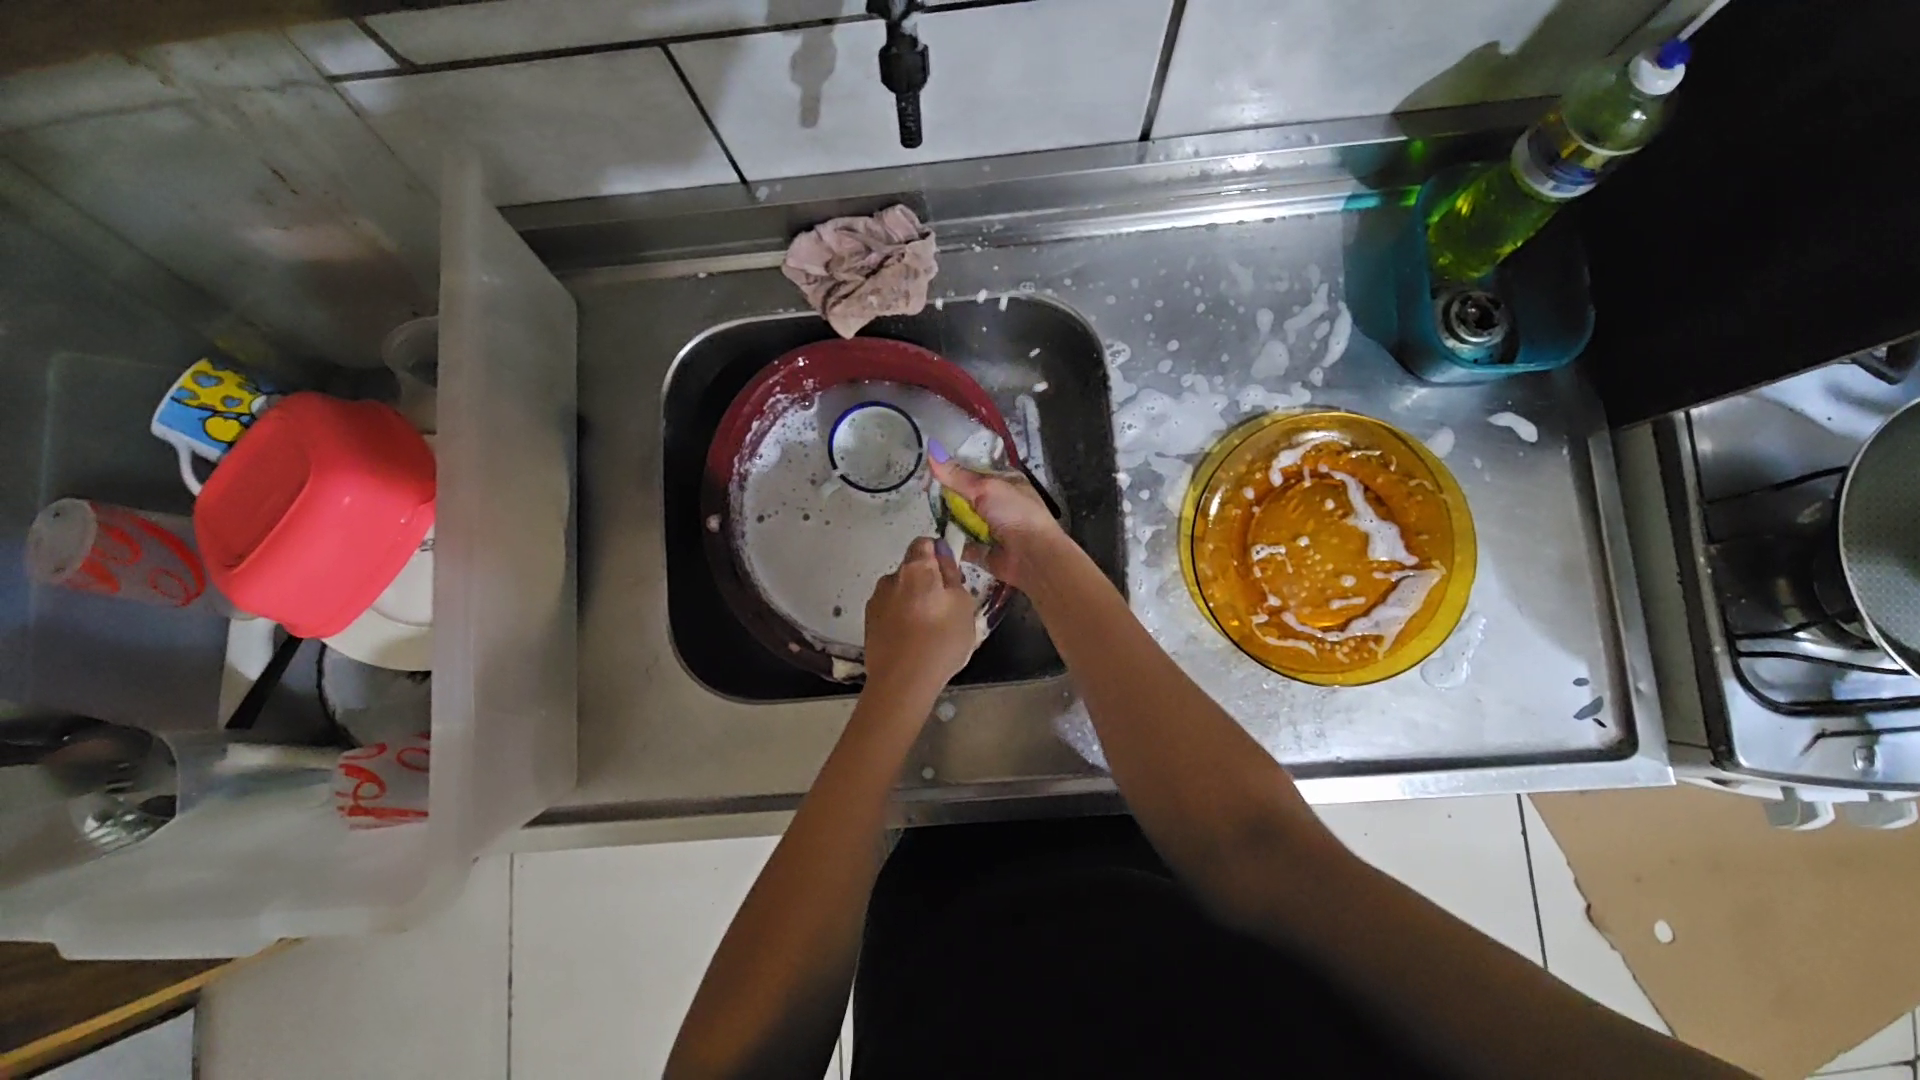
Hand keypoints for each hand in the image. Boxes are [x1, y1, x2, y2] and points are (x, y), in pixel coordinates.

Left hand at [863, 537, 978, 696]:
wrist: (902, 681)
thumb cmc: (940, 641)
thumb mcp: (964, 606)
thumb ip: (953, 577)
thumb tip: (943, 557)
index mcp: (915, 569)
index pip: (924, 543)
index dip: (938, 553)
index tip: (950, 574)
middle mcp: (890, 578)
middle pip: (911, 570)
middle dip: (926, 582)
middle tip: (945, 607)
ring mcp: (876, 601)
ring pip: (899, 592)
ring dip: (912, 601)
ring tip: (928, 630)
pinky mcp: (868, 624)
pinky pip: (890, 612)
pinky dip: (900, 619)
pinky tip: (912, 641)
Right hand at [928, 446, 1065, 590]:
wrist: (1033, 556)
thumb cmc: (1015, 514)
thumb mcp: (986, 488)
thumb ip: (957, 475)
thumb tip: (931, 450)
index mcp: (1004, 480)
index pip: (973, 469)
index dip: (951, 468)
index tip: (929, 470)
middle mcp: (997, 501)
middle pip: (963, 494)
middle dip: (945, 495)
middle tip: (924, 493)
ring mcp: (989, 526)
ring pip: (960, 518)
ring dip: (945, 518)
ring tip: (926, 514)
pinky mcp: (982, 549)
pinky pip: (960, 543)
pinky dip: (949, 541)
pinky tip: (933, 538)